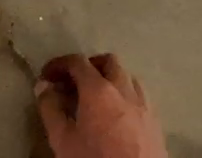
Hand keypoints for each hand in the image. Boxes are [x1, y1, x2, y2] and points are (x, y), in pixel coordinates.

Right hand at [35, 53, 166, 157]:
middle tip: (75, 83)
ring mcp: (144, 106)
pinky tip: (117, 117)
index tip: (47, 77)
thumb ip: (50, 108)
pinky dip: (126, 97)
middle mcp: (124, 90)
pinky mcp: (157, 124)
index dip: (59, 64)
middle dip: (89, 66)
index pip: (77, 61)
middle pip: (108, 61)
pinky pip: (141, 98)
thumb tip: (44, 86)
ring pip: (128, 78)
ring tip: (98, 99)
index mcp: (98, 89)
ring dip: (111, 80)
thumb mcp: (62, 140)